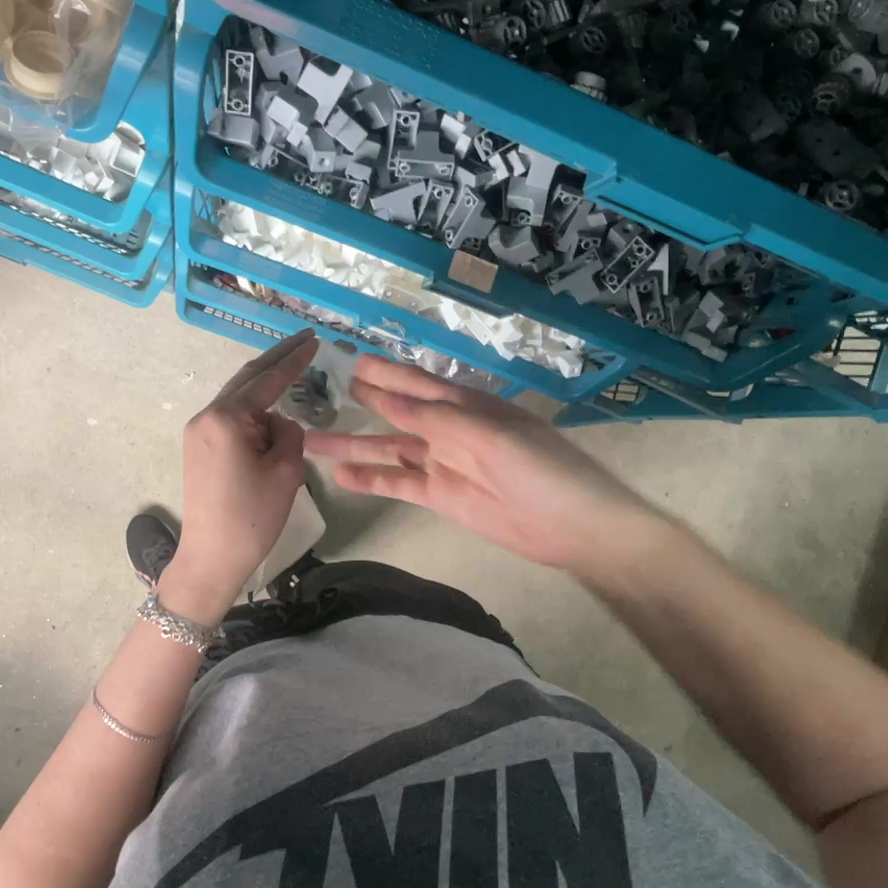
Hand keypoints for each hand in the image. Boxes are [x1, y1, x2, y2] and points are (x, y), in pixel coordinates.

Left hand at [164, 330, 320, 615]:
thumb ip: (289, 433)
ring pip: (238, 399)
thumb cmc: (251, 517)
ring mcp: (197, 432)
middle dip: (277, 360)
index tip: (315, 339)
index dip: (294, 359)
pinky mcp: (198, 448)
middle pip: (247, 379)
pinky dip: (253, 412)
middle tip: (305, 340)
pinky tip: (272, 416)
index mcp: (227, 418)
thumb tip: (279, 422)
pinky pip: (231, 418)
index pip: (267, 379)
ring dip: (266, 389)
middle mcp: (206, 417)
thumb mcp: (286, 471)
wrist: (211, 558)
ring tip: (295, 378)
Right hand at [304, 355, 670, 573]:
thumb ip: (437, 418)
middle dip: (364, 402)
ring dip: (355, 446)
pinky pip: (400, 484)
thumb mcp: (491, 437)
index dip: (385, 373)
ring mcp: (445, 465)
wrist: (575, 527)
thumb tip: (387, 398)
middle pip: (398, 413)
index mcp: (467, 407)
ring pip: (390, 450)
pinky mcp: (443, 498)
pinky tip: (342, 477)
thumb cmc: (542, 470)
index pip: (417, 383)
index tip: (350, 361)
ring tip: (312, 440)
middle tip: (324, 390)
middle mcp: (450, 431)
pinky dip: (372, 480)